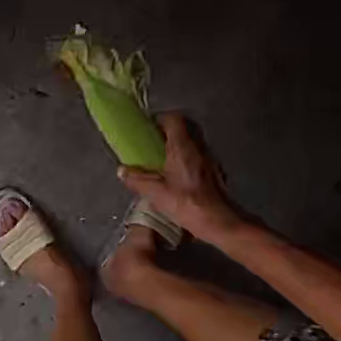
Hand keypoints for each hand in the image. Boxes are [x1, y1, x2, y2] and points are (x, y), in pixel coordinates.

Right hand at [118, 113, 242, 238]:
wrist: (218, 221)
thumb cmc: (185, 202)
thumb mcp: (154, 192)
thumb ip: (136, 179)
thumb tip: (122, 170)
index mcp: (181, 147)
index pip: (173, 119)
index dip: (160, 119)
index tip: (148, 128)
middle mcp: (198, 149)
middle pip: (185, 129)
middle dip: (169, 133)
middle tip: (154, 144)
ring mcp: (210, 160)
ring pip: (193, 144)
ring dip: (179, 147)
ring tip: (164, 161)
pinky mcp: (216, 173)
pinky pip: (199, 158)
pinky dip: (188, 161)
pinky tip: (179, 177)